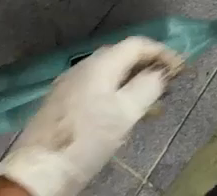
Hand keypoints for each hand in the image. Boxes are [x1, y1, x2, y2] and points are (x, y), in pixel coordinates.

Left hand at [0, 36, 182, 195]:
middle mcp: (84, 66)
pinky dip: (115, 94)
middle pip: (123, 56)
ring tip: (149, 104)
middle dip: (148, 67)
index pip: (138, 44)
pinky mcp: (61, 103)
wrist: (37, 172)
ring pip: (109, 74)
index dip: (162, 52)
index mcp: (101, 63)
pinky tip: (120, 114)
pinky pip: (96, 88)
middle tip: (167, 85)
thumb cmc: (86, 139)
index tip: (180, 68)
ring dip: (132, 83)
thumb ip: (147, 86)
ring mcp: (70, 84)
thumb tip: (160, 72)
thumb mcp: (125, 114)